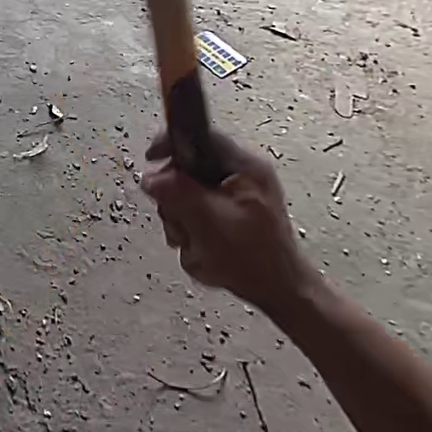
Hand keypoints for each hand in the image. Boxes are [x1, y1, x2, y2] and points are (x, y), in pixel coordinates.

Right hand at [139, 129, 316, 309]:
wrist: (280, 294)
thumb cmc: (257, 260)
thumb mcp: (210, 222)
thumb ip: (178, 195)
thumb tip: (151, 178)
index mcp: (245, 168)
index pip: (200, 137)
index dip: (171, 143)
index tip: (152, 157)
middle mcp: (240, 177)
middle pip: (187, 170)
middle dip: (176, 200)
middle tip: (181, 221)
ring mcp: (234, 197)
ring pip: (187, 195)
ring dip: (181, 221)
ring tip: (195, 241)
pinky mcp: (228, 215)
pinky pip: (194, 213)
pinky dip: (190, 232)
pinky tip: (201, 249)